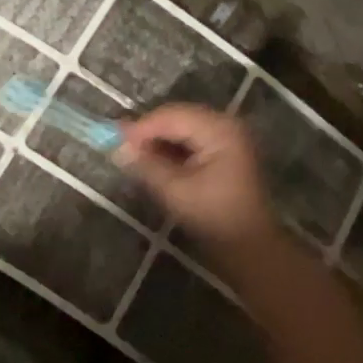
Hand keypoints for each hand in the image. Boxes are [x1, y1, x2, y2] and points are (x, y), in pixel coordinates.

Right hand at [116, 104, 270, 244]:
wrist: (250, 245)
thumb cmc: (214, 217)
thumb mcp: (175, 191)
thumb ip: (145, 165)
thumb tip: (116, 147)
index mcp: (219, 129)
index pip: (171, 116)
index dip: (140, 127)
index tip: (112, 140)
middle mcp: (225, 124)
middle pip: (176, 117)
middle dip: (147, 131)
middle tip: (120, 146)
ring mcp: (226, 136)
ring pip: (181, 127)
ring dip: (157, 139)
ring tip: (133, 153)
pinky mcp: (223, 150)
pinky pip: (190, 138)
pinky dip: (170, 147)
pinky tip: (153, 159)